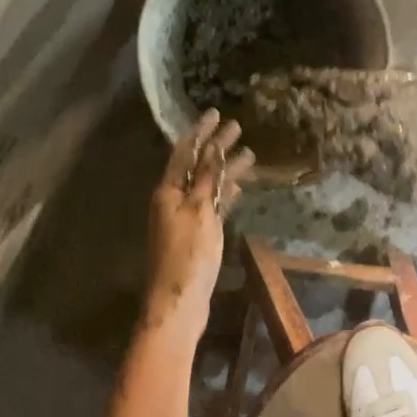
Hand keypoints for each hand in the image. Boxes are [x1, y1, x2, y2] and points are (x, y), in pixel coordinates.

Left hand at [145, 109, 254, 329]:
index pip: (185, 151)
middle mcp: (173, 199)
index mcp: (168, 190)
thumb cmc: (187, 255)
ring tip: (248, 152)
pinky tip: (239, 186)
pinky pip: (212, 203)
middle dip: (216, 145)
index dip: (201, 131)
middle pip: (197, 165)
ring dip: (224, 168)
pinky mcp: (197, 234)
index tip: (215, 112)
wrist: (178, 305)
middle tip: (236, 125)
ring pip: (207, 184)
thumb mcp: (199, 212)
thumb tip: (213, 147)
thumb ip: (207, 178)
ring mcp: (185, 217)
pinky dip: (224, 192)